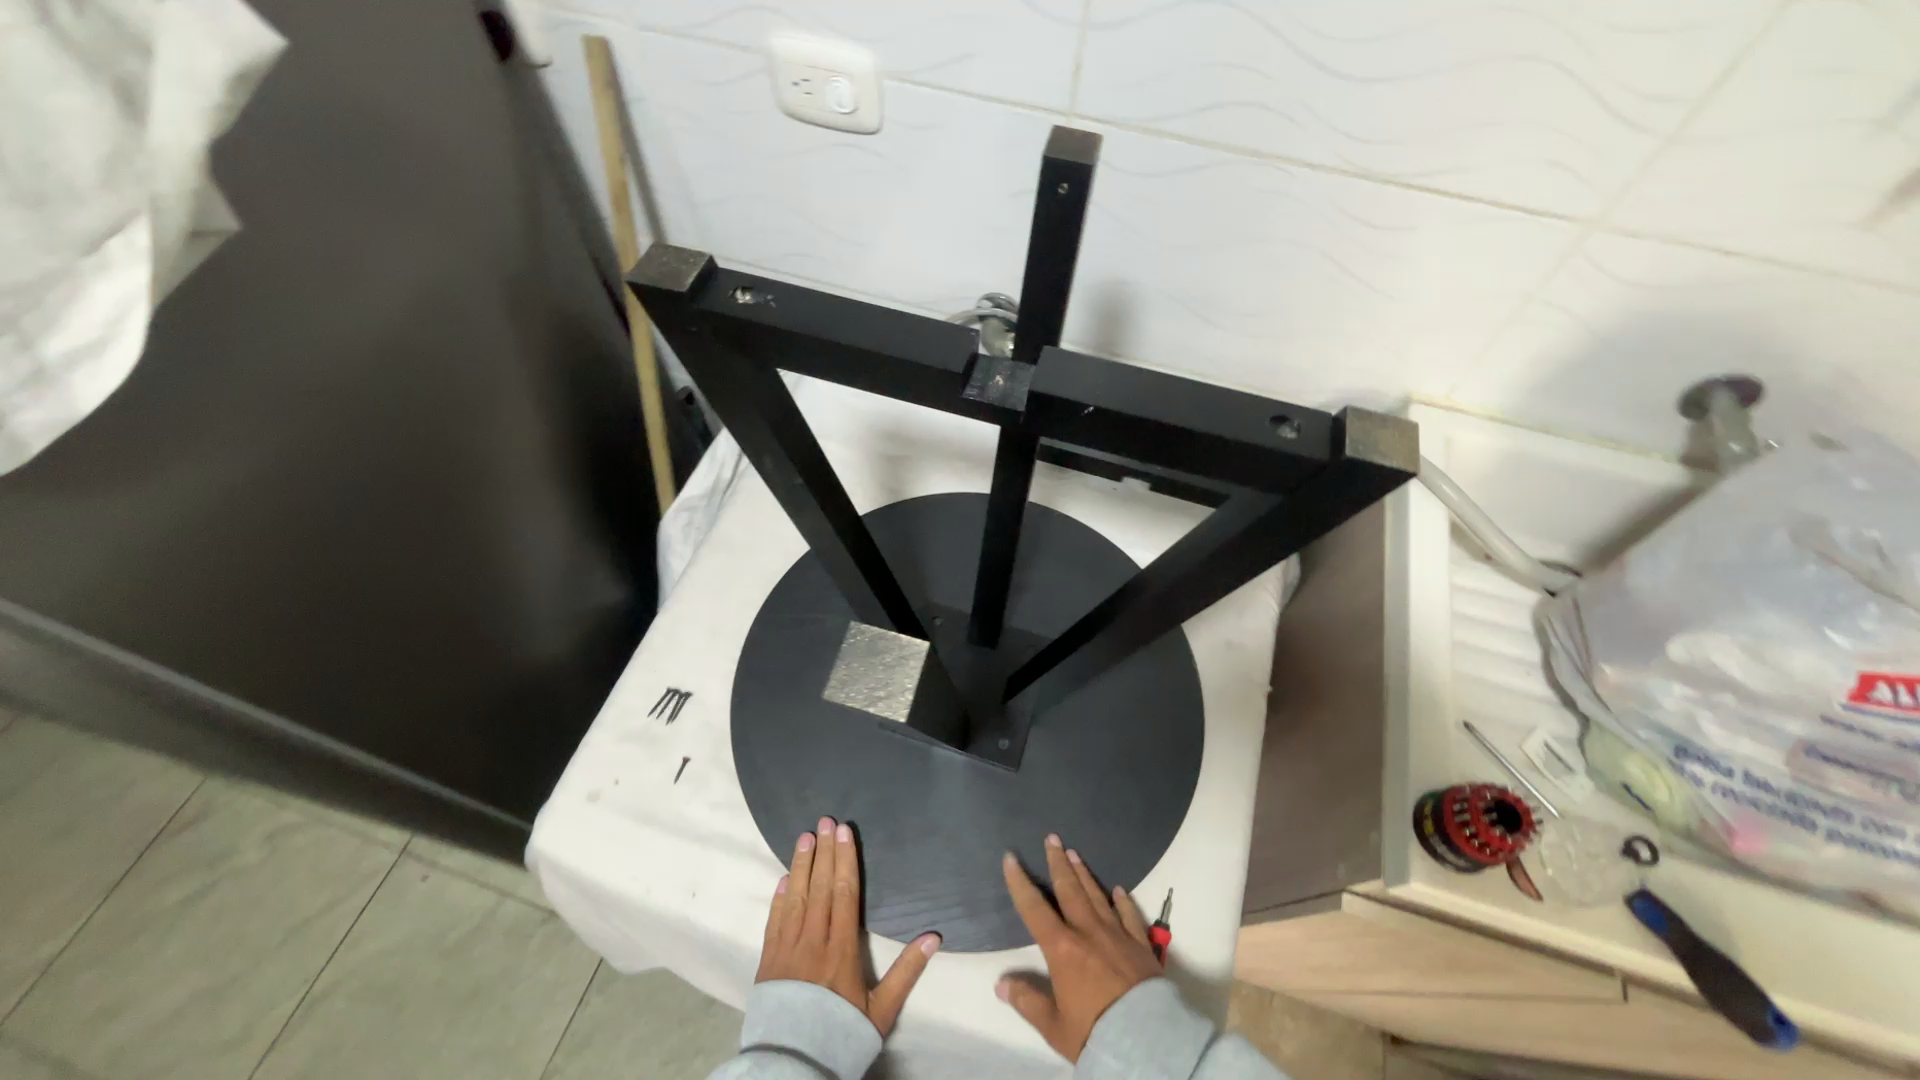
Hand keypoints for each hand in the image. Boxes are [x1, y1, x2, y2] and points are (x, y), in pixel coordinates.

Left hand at [755, 815, 939, 1036]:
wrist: (793, 1064)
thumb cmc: (842, 1034)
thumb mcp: (881, 1009)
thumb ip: (906, 971)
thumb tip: (933, 937)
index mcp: (841, 950)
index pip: (844, 894)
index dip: (845, 860)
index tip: (845, 833)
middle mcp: (813, 942)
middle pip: (819, 888)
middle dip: (824, 852)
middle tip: (825, 821)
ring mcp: (786, 949)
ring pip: (795, 898)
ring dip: (800, 865)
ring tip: (804, 837)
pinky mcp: (768, 961)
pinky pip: (773, 921)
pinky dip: (778, 897)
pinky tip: (783, 878)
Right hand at [997, 834, 1162, 1061]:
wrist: (1146, 1040)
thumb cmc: (1095, 1032)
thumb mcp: (1054, 1025)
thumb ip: (1027, 1002)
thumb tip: (1001, 985)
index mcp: (1062, 949)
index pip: (1034, 909)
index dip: (1020, 883)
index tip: (1011, 858)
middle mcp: (1087, 933)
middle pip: (1069, 890)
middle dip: (1058, 863)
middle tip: (1052, 838)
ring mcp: (1117, 935)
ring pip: (1097, 896)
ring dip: (1085, 874)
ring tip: (1075, 853)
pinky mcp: (1141, 945)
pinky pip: (1129, 915)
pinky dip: (1123, 901)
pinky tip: (1118, 889)